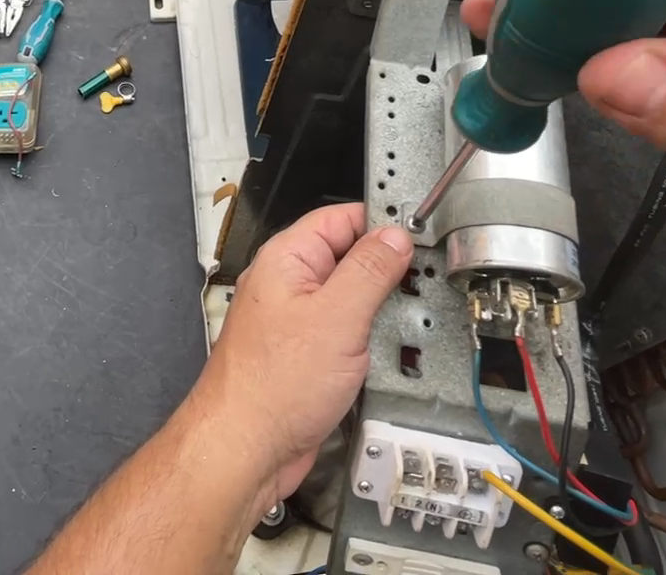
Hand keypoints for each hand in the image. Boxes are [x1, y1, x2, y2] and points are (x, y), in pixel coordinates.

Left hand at [185, 204, 411, 507]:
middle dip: (384, 271)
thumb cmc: (271, 384)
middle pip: (348, 257)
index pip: (339, 218)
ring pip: (349, 298)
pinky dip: (367, 340)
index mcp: (286, 258)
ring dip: (377, 310)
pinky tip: (383, 354)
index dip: (379, 222)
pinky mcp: (305, 352)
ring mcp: (296, 319)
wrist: (246, 447)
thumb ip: (368, 271)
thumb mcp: (336, 317)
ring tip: (402, 323)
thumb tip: (393, 237)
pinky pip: (344, 331)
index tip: (416, 235)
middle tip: (419, 285)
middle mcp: (288, 283)